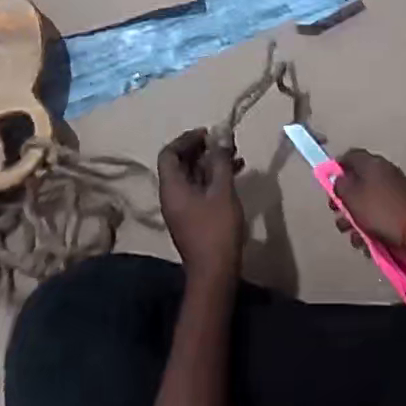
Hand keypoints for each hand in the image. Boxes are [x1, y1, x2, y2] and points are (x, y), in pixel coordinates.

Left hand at [157, 128, 245, 285]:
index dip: (187, 139)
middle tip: (224, 141)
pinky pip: (200, 189)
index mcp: (172, 187)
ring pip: (193, 176)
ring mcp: (182, 208)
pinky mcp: (193, 217)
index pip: (169, 154)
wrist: (214, 271)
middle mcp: (172, 195)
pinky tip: (236, 174)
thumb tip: (221, 134)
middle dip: (202, 149)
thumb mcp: (222, 190)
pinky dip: (214, 178)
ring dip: (211, 162)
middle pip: (180, 163)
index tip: (208, 133)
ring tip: (235, 155)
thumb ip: (221, 160)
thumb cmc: (217, 228)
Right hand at [330, 149, 405, 247]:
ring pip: (366, 204)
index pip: (350, 156)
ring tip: (355, 237)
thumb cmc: (379, 210)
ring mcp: (394, 191)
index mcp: (372, 163)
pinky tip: (368, 243)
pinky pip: (378, 216)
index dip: (336, 168)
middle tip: (338, 216)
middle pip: (356, 182)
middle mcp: (384, 173)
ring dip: (355, 221)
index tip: (328, 185)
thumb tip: (338, 178)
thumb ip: (340, 184)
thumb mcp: (351, 196)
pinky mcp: (400, 209)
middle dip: (344, 202)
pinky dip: (371, 229)